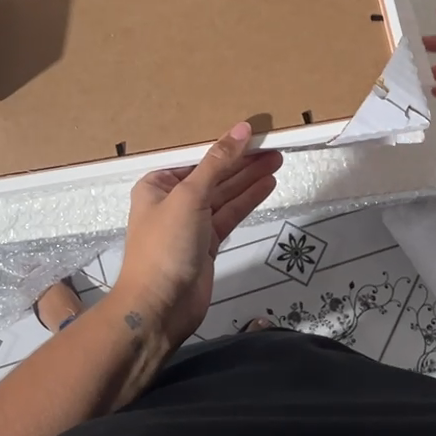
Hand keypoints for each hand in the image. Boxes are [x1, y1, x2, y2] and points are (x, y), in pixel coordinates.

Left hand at [114, 123, 282, 346]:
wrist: (159, 306)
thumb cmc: (165, 246)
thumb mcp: (189, 196)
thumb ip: (217, 162)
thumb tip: (240, 129)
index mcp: (157, 185)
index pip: (196, 158)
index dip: (225, 146)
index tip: (252, 133)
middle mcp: (172, 201)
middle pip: (213, 175)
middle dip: (242, 162)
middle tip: (274, 146)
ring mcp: (190, 224)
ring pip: (224, 195)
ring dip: (249, 179)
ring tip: (277, 160)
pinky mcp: (206, 244)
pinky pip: (229, 215)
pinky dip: (247, 201)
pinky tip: (267, 186)